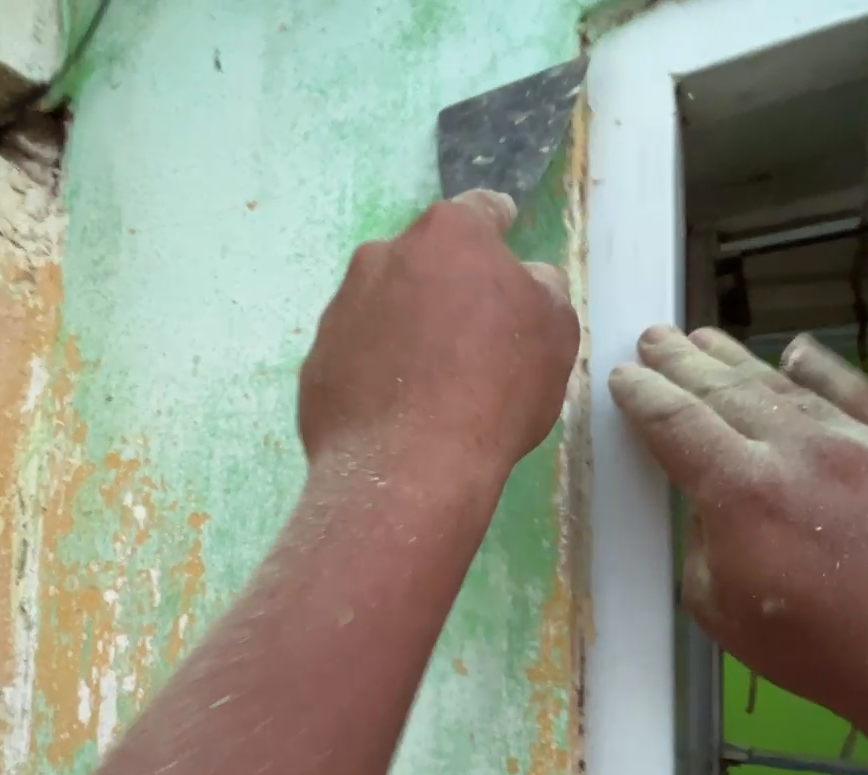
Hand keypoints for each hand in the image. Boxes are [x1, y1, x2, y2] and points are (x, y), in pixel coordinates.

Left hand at [298, 191, 579, 493]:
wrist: (408, 468)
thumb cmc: (494, 393)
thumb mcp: (553, 335)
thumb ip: (541, 290)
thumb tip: (524, 279)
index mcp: (446, 237)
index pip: (479, 213)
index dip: (496, 227)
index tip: (502, 238)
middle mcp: (381, 258)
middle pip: (422, 262)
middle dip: (444, 287)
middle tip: (466, 336)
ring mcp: (339, 310)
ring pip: (381, 307)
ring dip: (402, 328)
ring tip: (424, 382)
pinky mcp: (315, 361)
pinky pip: (353, 355)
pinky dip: (371, 370)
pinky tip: (392, 409)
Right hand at [609, 327, 867, 729]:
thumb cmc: (826, 654)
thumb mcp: (720, 610)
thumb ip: (703, 543)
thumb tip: (713, 505)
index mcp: (744, 494)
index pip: (677, 425)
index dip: (643, 396)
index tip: (622, 376)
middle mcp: (801, 451)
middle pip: (725, 391)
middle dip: (679, 362)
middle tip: (652, 337)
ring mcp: (865, 443)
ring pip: (785, 385)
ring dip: (735, 359)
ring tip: (702, 338)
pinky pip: (861, 393)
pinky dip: (824, 368)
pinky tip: (798, 350)